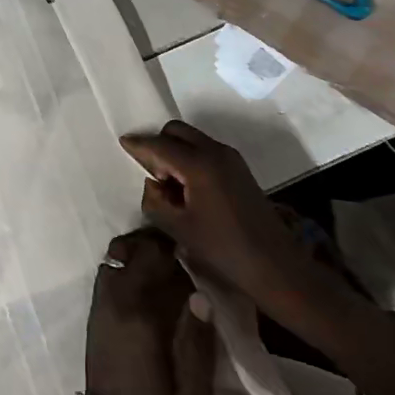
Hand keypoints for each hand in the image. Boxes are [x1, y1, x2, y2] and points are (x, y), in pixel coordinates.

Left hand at [85, 229, 215, 394]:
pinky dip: (126, 266)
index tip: (200, 247)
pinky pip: (108, 275)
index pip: (153, 257)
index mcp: (139, 316)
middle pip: (129, 248)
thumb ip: (197, 345)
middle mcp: (114, 303)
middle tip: (186, 251)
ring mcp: (100, 309)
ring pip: (114, 258)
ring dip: (139, 252)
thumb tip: (201, 296)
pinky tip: (150, 282)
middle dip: (156, 243)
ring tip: (169, 262)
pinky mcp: (95, 320)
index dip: (176, 246)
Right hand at [122, 122, 311, 305]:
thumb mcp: (178, 227)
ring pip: (193, 139)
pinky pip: (206, 150)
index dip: (139, 144)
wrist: (272, 262)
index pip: (160, 145)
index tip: (123, 142)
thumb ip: (155, 200)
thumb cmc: (222, 247)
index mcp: (199, 163)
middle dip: (159, 144)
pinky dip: (190, 158)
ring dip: (175, 151)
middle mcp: (215, 151)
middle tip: (151, 173)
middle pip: (178, 131)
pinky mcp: (238, 168)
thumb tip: (152, 183)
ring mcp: (230, 158)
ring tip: (170, 185)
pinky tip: (188, 187)